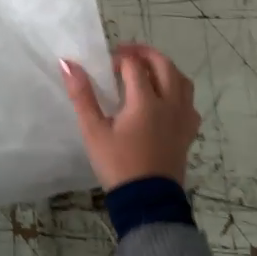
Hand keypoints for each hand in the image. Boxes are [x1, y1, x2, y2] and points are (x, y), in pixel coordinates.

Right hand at [61, 43, 200, 188]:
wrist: (147, 203)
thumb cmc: (118, 164)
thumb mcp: (93, 130)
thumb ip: (81, 94)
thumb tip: (67, 63)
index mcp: (145, 102)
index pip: (134, 65)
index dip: (119, 59)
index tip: (105, 67)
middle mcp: (169, 105)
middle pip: (164, 65)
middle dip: (145, 53)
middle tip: (126, 54)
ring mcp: (182, 120)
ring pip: (182, 81)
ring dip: (165, 69)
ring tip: (147, 71)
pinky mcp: (188, 134)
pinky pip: (189, 103)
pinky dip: (178, 92)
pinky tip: (165, 100)